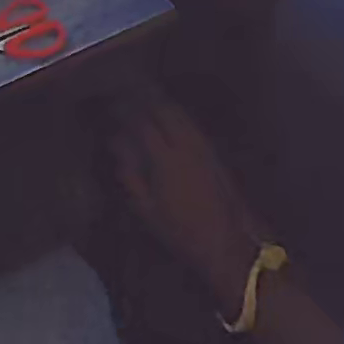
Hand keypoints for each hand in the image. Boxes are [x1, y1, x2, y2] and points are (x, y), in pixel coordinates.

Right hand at [110, 96, 266, 312]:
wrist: (233, 249)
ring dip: (162, 104)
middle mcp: (186, 146)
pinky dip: (178, 116)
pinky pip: (193, 125)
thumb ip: (129, 173)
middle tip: (127, 95)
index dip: (124, 110)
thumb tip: (117, 145)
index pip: (141, 122)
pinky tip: (170, 120)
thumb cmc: (183, 232)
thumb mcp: (147, 208)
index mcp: (165, 158)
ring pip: (181, 114)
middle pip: (164, 109)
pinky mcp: (216, 154)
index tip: (111, 106)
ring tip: (146, 100)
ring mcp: (204, 148)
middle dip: (144, 98)